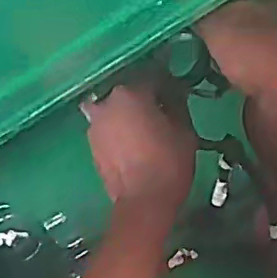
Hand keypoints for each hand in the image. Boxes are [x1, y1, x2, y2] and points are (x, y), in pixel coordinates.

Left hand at [80, 76, 197, 217]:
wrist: (143, 202)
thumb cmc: (169, 164)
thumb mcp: (185, 131)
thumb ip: (178, 105)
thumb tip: (174, 93)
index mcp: (130, 92)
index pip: (151, 75)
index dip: (167, 83)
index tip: (177, 93)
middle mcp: (106, 102)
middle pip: (128, 92)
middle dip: (143, 98)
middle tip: (160, 113)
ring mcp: (95, 125)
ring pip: (114, 111)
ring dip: (128, 115)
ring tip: (145, 132)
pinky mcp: (91, 146)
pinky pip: (108, 130)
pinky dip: (119, 133)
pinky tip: (133, 147)